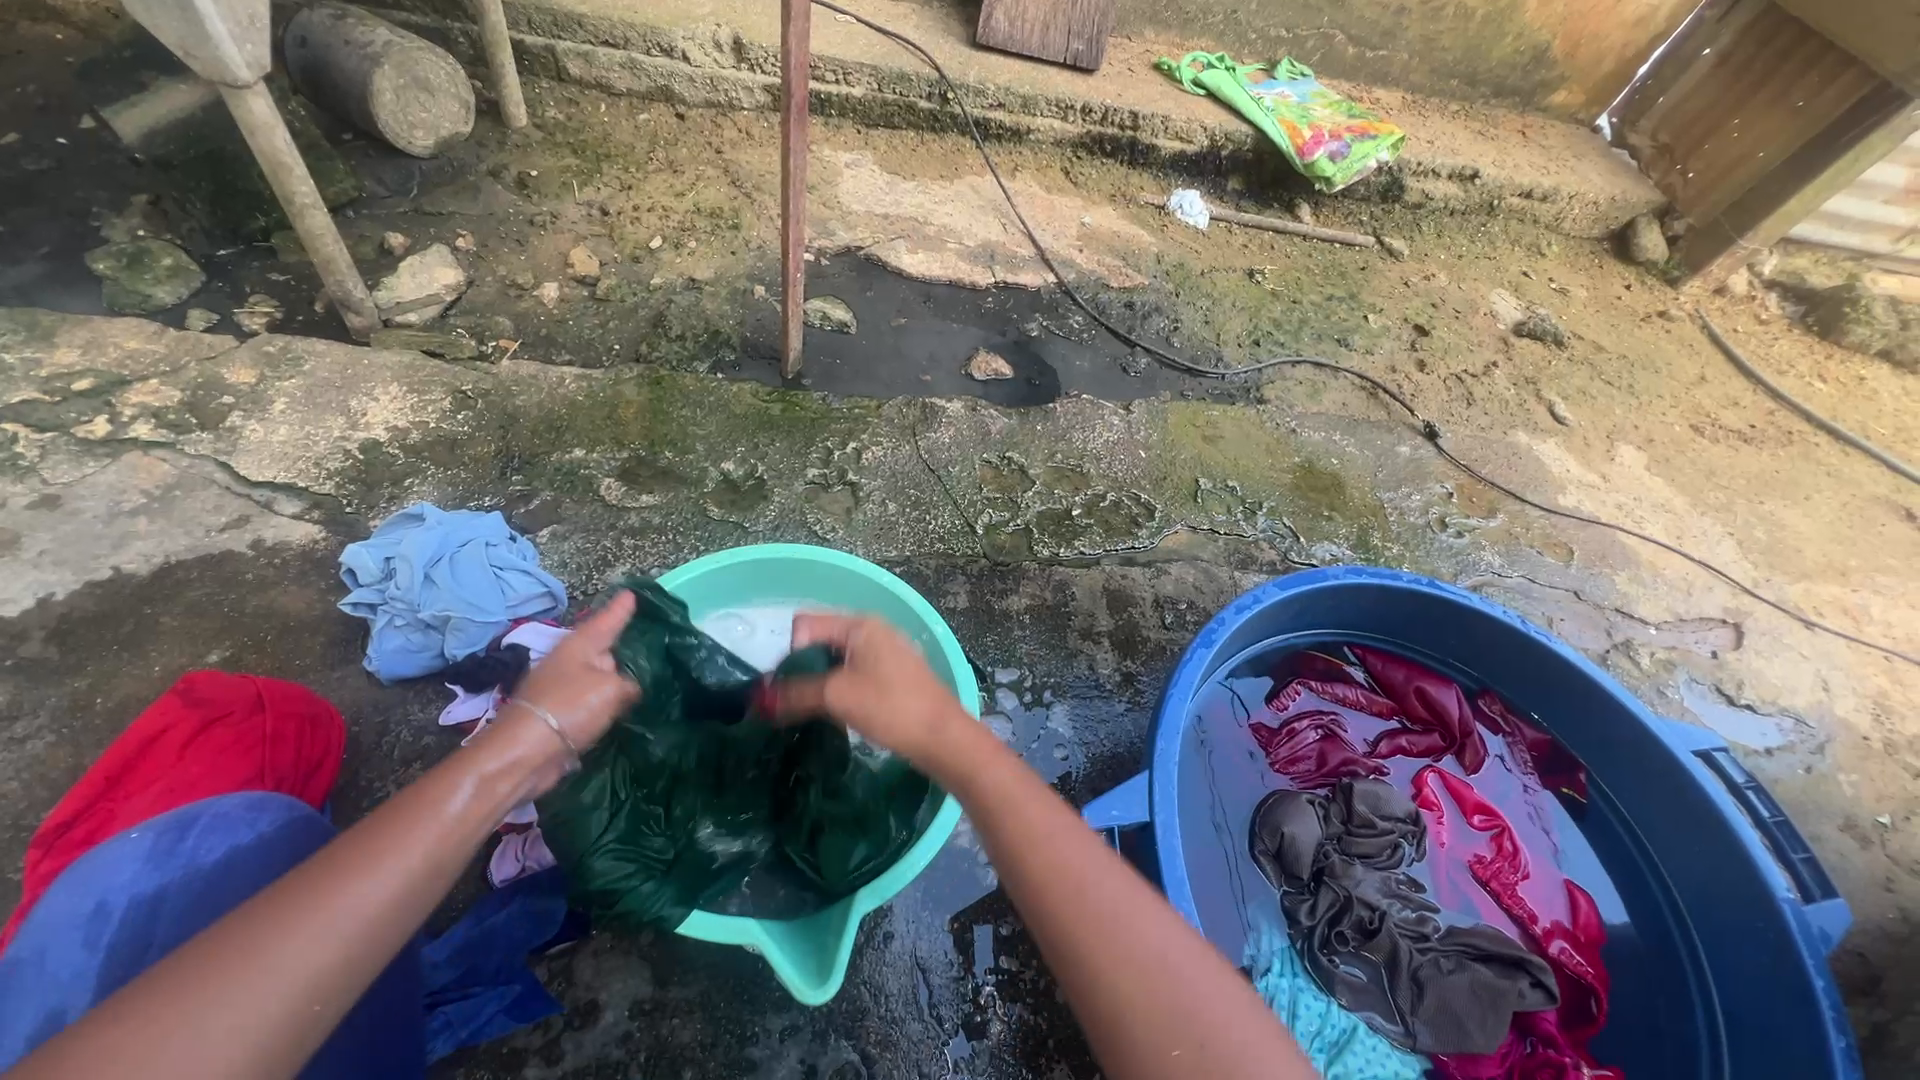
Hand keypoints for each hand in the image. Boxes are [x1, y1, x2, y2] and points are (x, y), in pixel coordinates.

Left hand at [494, 591, 639, 785]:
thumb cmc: (568, 708)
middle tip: (653, 641)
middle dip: (623, 645)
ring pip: (601, 677)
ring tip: (648, 675)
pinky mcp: (564, 716)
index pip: (607, 620)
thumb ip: (629, 684)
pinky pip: (596, 702)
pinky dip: (610, 702)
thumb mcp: (611, 689)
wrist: (525, 754)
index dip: (621, 608)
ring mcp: (565, 690)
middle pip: (604, 649)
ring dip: (619, 678)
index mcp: (580, 646)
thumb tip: (630, 689)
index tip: (633, 593)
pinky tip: (628, 707)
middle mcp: (571, 662)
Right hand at [769, 612, 969, 764]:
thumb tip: (759, 699)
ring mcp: (886, 654)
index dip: (786, 653)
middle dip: (799, 669)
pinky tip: (835, 715)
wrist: (943, 738)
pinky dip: (837, 691)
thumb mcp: (837, 696)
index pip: (805, 625)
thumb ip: (796, 692)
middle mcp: (873, 631)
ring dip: (817, 683)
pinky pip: (853, 676)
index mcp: (860, 624)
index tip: (780, 685)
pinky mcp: (893, 678)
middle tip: (786, 701)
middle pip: (820, 641)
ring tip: (807, 710)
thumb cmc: (891, 707)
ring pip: (836, 662)